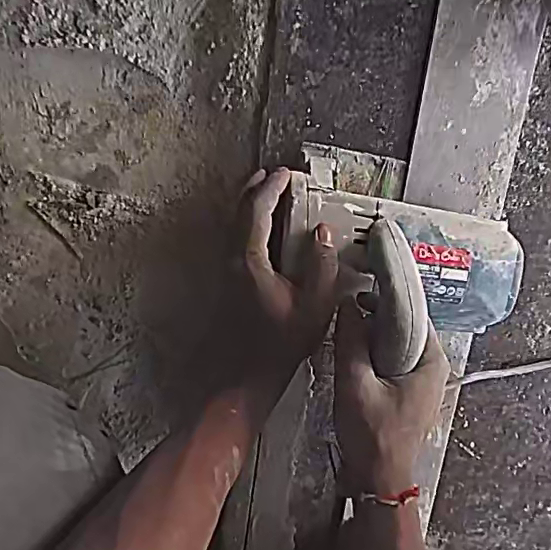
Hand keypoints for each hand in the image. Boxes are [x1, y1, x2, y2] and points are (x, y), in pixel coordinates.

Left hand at [235, 168, 337, 381]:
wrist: (245, 375)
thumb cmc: (281, 345)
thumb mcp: (315, 307)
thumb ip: (322, 267)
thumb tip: (323, 233)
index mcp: (251, 261)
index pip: (257, 211)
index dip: (272, 188)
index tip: (287, 174)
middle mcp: (232, 261)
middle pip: (238, 212)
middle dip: (256, 189)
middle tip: (275, 176)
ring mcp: (227, 272)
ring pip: (234, 226)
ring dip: (251, 205)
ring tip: (269, 195)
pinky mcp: (229, 284)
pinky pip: (237, 240)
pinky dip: (250, 225)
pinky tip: (266, 233)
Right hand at [333, 298, 449, 494]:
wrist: (379, 480)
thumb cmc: (372, 435)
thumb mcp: (354, 385)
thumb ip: (351, 342)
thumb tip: (346, 305)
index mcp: (432, 360)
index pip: (413, 312)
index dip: (384, 298)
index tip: (356, 292)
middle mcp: (435, 366)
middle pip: (405, 326)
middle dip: (376, 316)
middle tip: (346, 310)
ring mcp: (425, 380)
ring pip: (398, 343)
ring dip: (374, 335)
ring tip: (346, 328)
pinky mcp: (411, 391)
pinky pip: (394, 360)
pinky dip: (376, 353)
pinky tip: (354, 352)